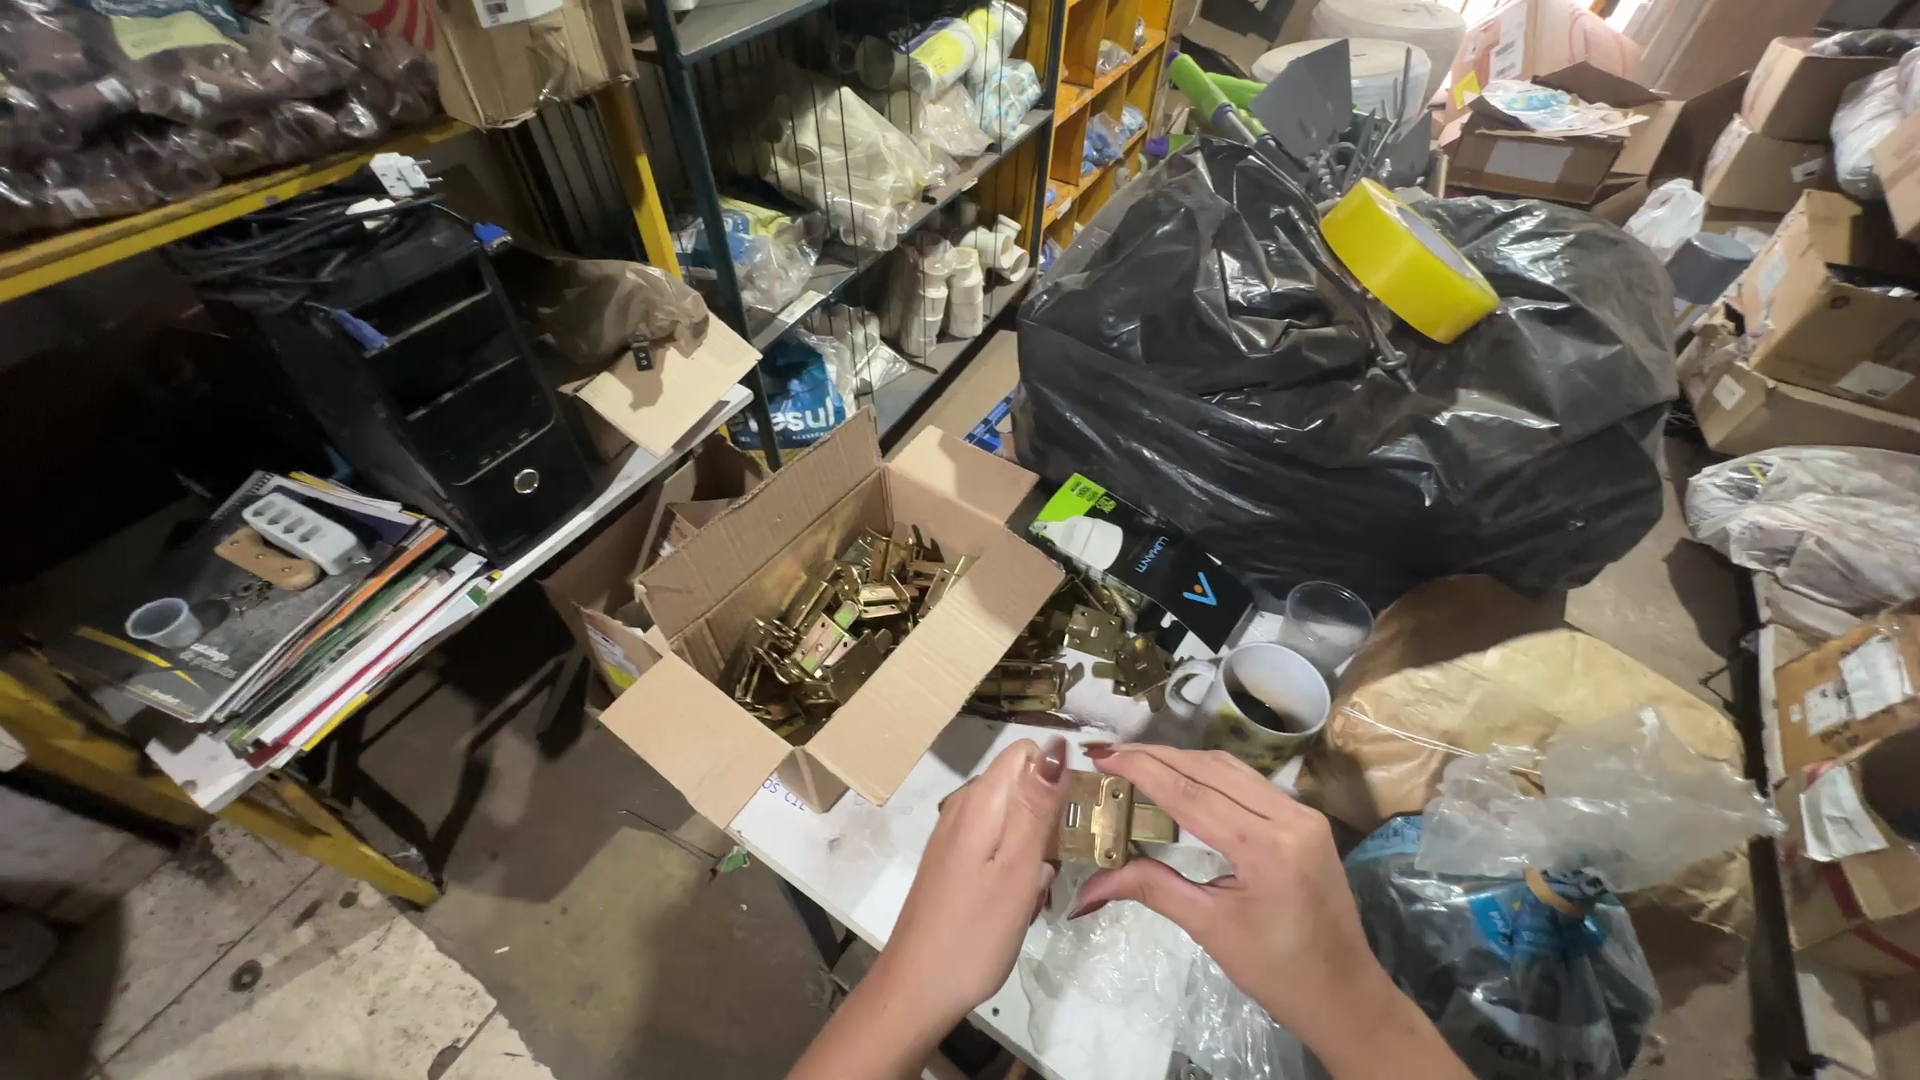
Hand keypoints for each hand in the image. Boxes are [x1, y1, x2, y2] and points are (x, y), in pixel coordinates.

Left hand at [788, 737, 1069, 1079]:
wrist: (917, 988)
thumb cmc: (974, 931)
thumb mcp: (1018, 867)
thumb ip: (1037, 804)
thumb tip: (1056, 745)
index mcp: (981, 800)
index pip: (1028, 754)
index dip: (1058, 779)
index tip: (1071, 825)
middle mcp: (964, 806)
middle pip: (1023, 787)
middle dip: (1048, 822)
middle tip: (1050, 872)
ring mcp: (955, 834)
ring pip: (1013, 821)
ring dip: (1034, 852)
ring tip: (1032, 895)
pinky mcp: (953, 860)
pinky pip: (997, 846)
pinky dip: (1015, 868)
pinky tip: (1014, 904)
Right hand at [1072, 745, 1464, 1078]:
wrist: (1348, 995)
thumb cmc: (1278, 971)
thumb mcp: (1209, 929)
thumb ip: (1150, 889)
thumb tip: (1086, 888)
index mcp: (1265, 848)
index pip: (1190, 794)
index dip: (1142, 770)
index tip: (1103, 756)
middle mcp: (1288, 817)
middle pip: (1209, 769)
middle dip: (1155, 756)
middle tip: (1110, 753)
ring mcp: (1302, 812)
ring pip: (1229, 767)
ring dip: (1180, 758)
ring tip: (1136, 759)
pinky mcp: (1305, 816)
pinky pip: (1247, 780)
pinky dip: (1207, 771)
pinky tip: (1179, 774)